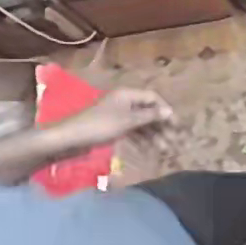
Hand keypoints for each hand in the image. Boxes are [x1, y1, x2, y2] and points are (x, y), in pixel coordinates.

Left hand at [54, 87, 173, 148]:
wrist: (70, 138)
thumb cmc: (100, 125)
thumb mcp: (128, 121)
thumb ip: (150, 116)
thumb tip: (170, 111)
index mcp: (127, 94)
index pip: (153, 98)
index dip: (165, 110)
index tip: (175, 125)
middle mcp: (124, 102)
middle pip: (149, 111)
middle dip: (161, 126)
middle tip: (173, 140)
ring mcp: (118, 115)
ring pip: (142, 123)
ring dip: (154, 135)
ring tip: (164, 149)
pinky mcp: (113, 127)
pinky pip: (132, 130)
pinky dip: (142, 139)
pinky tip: (149, 150)